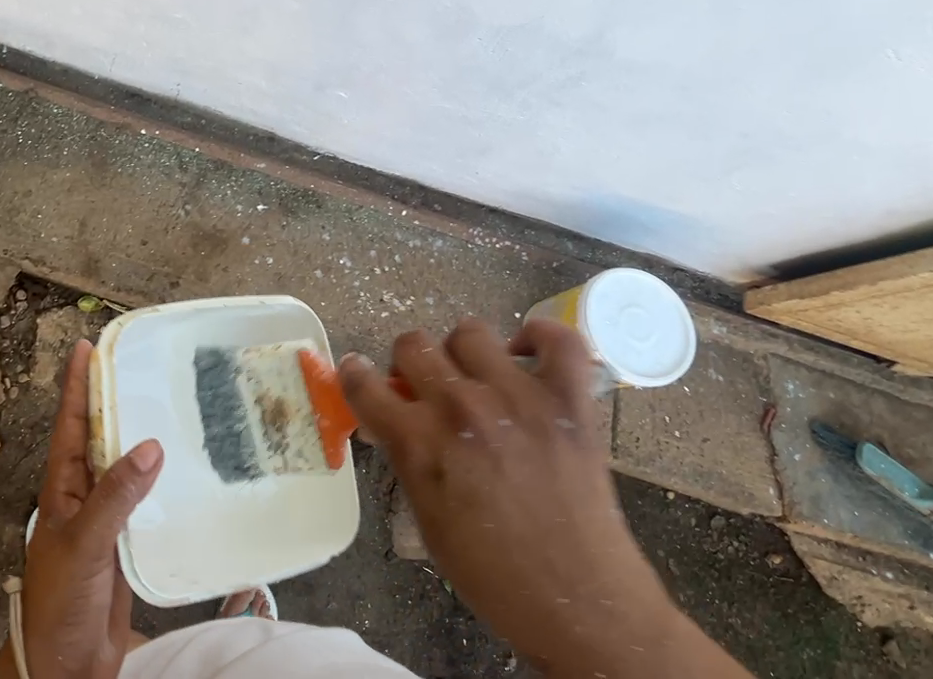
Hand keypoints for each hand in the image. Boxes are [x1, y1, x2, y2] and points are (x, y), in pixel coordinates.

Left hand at [0, 340, 162, 678]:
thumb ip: (115, 496)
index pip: (70, 424)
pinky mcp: (125, 539)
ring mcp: (104, 516)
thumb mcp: (84, 543)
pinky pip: (142, 496)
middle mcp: (82, 493)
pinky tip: (179, 465)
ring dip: (136, 433)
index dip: (76, 384)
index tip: (86, 346)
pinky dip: (158, 476)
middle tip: (135, 363)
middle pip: (98, 436)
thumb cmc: (61, 600)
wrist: (67, 662)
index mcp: (61, 486)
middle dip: (111, 399)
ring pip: (122, 463)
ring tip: (162, 400)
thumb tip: (151, 446)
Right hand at [340, 319, 748, 678]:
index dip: (355, 375)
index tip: (359, 373)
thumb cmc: (492, 573)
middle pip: (412, 343)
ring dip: (463, 352)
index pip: (363, 383)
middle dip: (410, 364)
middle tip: (426, 387)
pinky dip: (541, 338)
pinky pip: (557, 339)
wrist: (577, 601)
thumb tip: (393, 422)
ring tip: (477, 377)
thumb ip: (406, 457)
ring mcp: (518, 397)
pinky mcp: (568, 400)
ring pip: (469, 331)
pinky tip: (528, 357)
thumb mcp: (424, 517)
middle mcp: (460, 407)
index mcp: (418, 441)